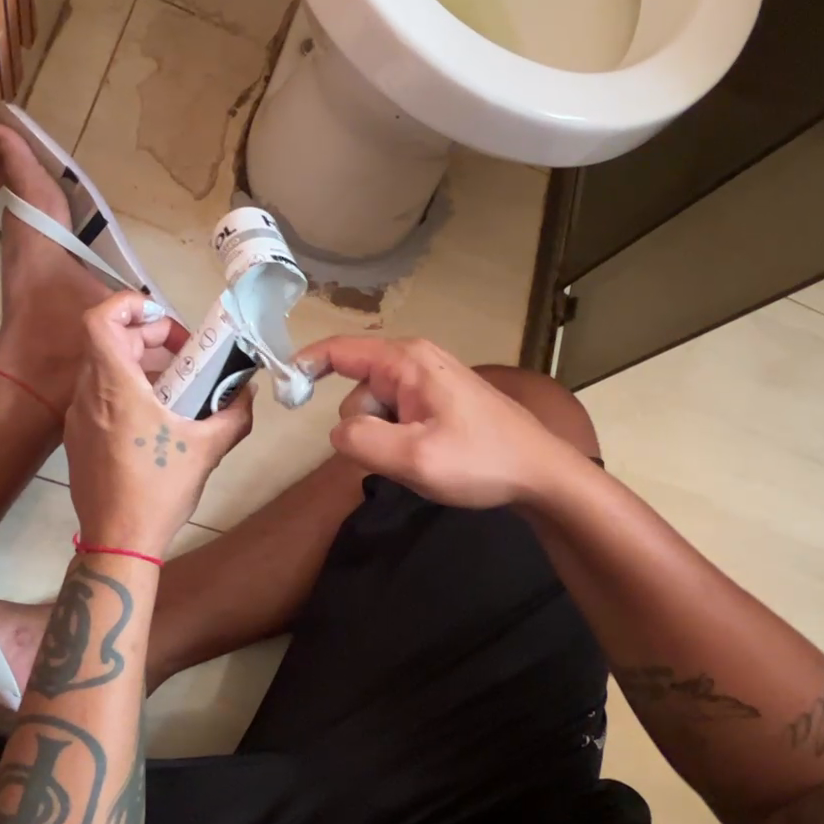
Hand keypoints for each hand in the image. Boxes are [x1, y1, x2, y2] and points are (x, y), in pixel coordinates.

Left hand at [64, 291, 253, 556]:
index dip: (129, 306)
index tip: (164, 320)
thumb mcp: (206, 450)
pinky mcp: (77, 437)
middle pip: (107, 340)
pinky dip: (125, 389)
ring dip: (138, 363)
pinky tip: (155, 415)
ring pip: (102, 368)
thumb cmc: (159, 491)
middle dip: (147, 336)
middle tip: (183, 354)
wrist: (117, 541)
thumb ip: (234, 415)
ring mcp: (77, 417)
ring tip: (175, 384)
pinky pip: (97, 395)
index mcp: (115, 388)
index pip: (101, 319)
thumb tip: (248, 392)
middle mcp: (87, 395)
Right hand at [296, 337, 579, 508]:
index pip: (340, 350)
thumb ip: (360, 440)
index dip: (306, 364)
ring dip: (385, 438)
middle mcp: (415, 360)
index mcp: (407, 361)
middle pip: (358, 390)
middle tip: (401, 453)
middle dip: (365, 426)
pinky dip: (401, 438)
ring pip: (377, 408)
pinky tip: (431, 454)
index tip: (283, 388)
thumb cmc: (480, 461)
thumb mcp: (413, 459)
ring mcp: (429, 379)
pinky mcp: (439, 399)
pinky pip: (397, 415)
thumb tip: (339, 432)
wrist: (540, 473)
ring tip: (423, 457)